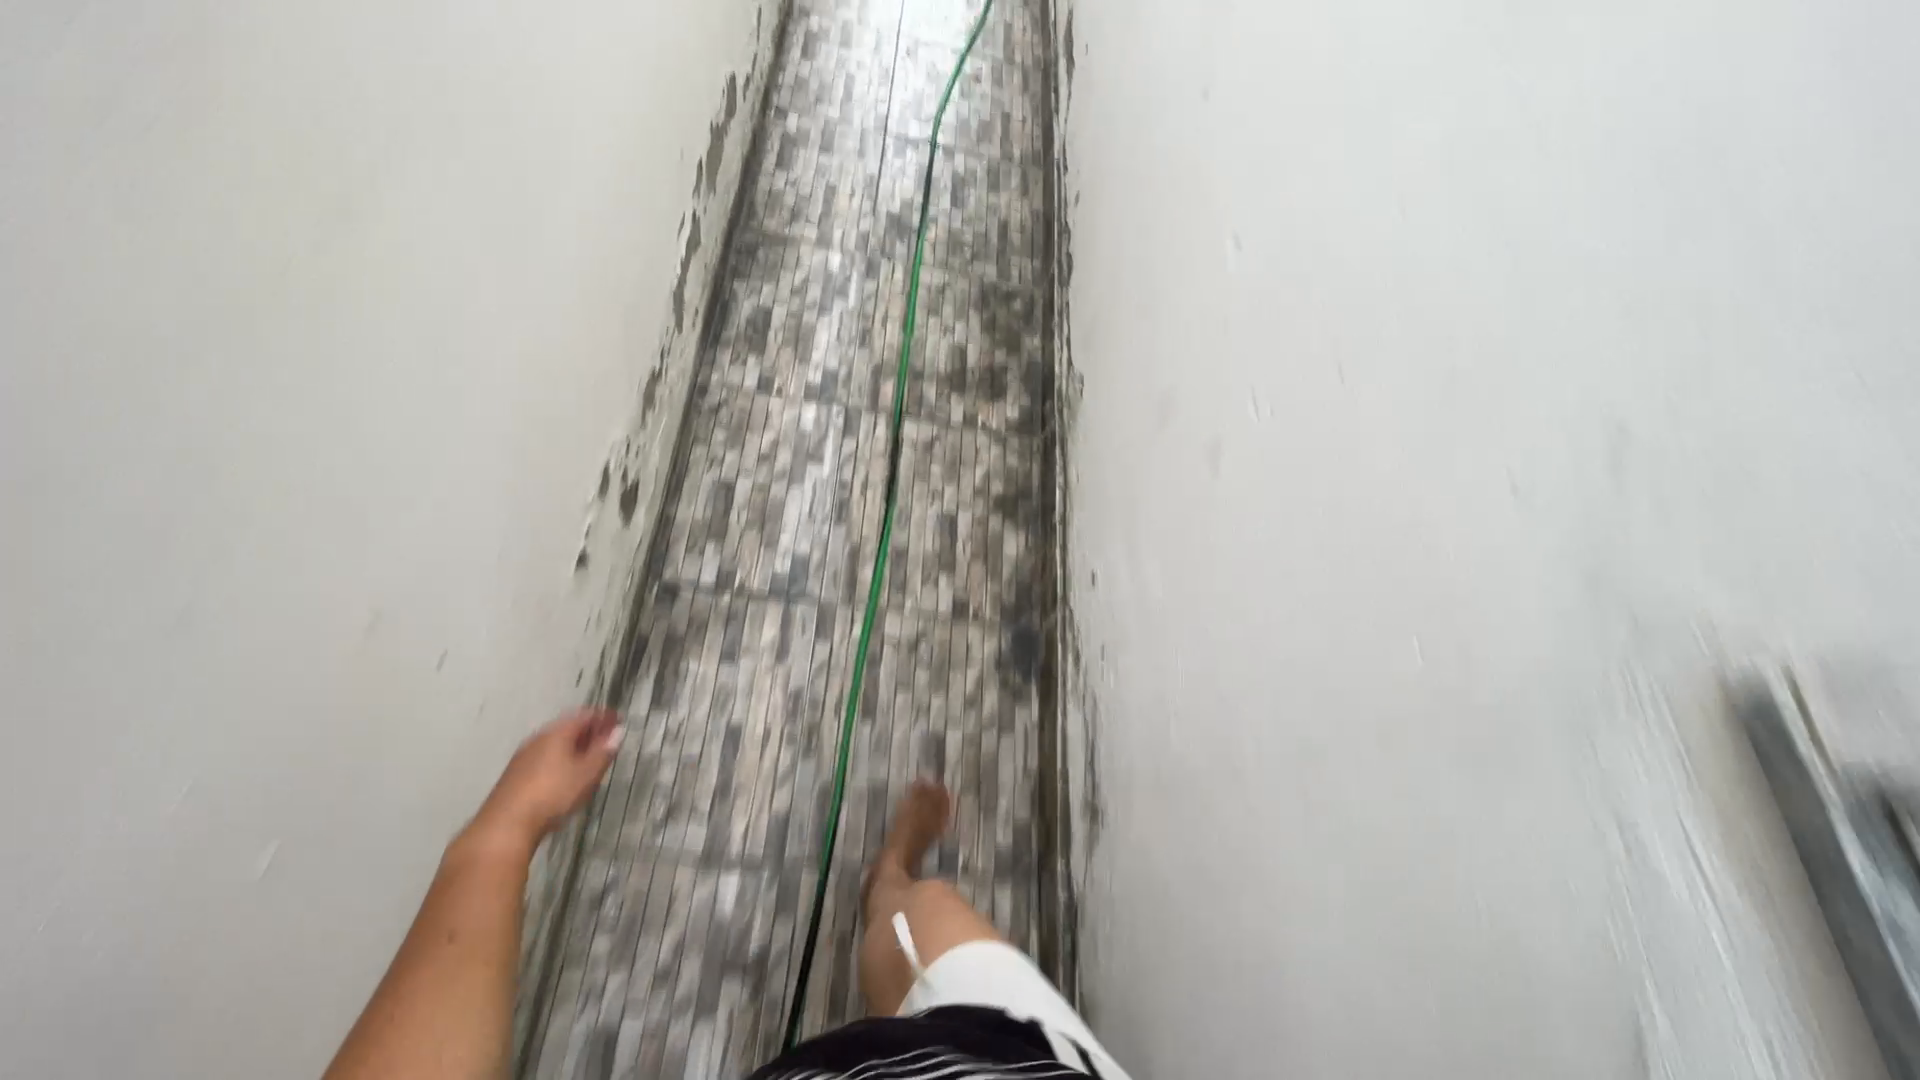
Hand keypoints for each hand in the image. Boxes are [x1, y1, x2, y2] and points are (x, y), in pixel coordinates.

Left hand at [470, 708, 622, 848]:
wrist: (506, 825)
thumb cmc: (553, 794)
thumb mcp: (587, 774)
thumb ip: (604, 752)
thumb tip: (617, 733)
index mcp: (557, 733)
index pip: (585, 715)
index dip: (603, 717)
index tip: (618, 720)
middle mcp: (538, 739)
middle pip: (568, 728)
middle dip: (589, 731)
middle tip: (607, 739)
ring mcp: (523, 757)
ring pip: (555, 743)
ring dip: (574, 746)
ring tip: (589, 758)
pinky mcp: (515, 775)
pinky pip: (544, 757)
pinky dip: (560, 759)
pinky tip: (565, 774)